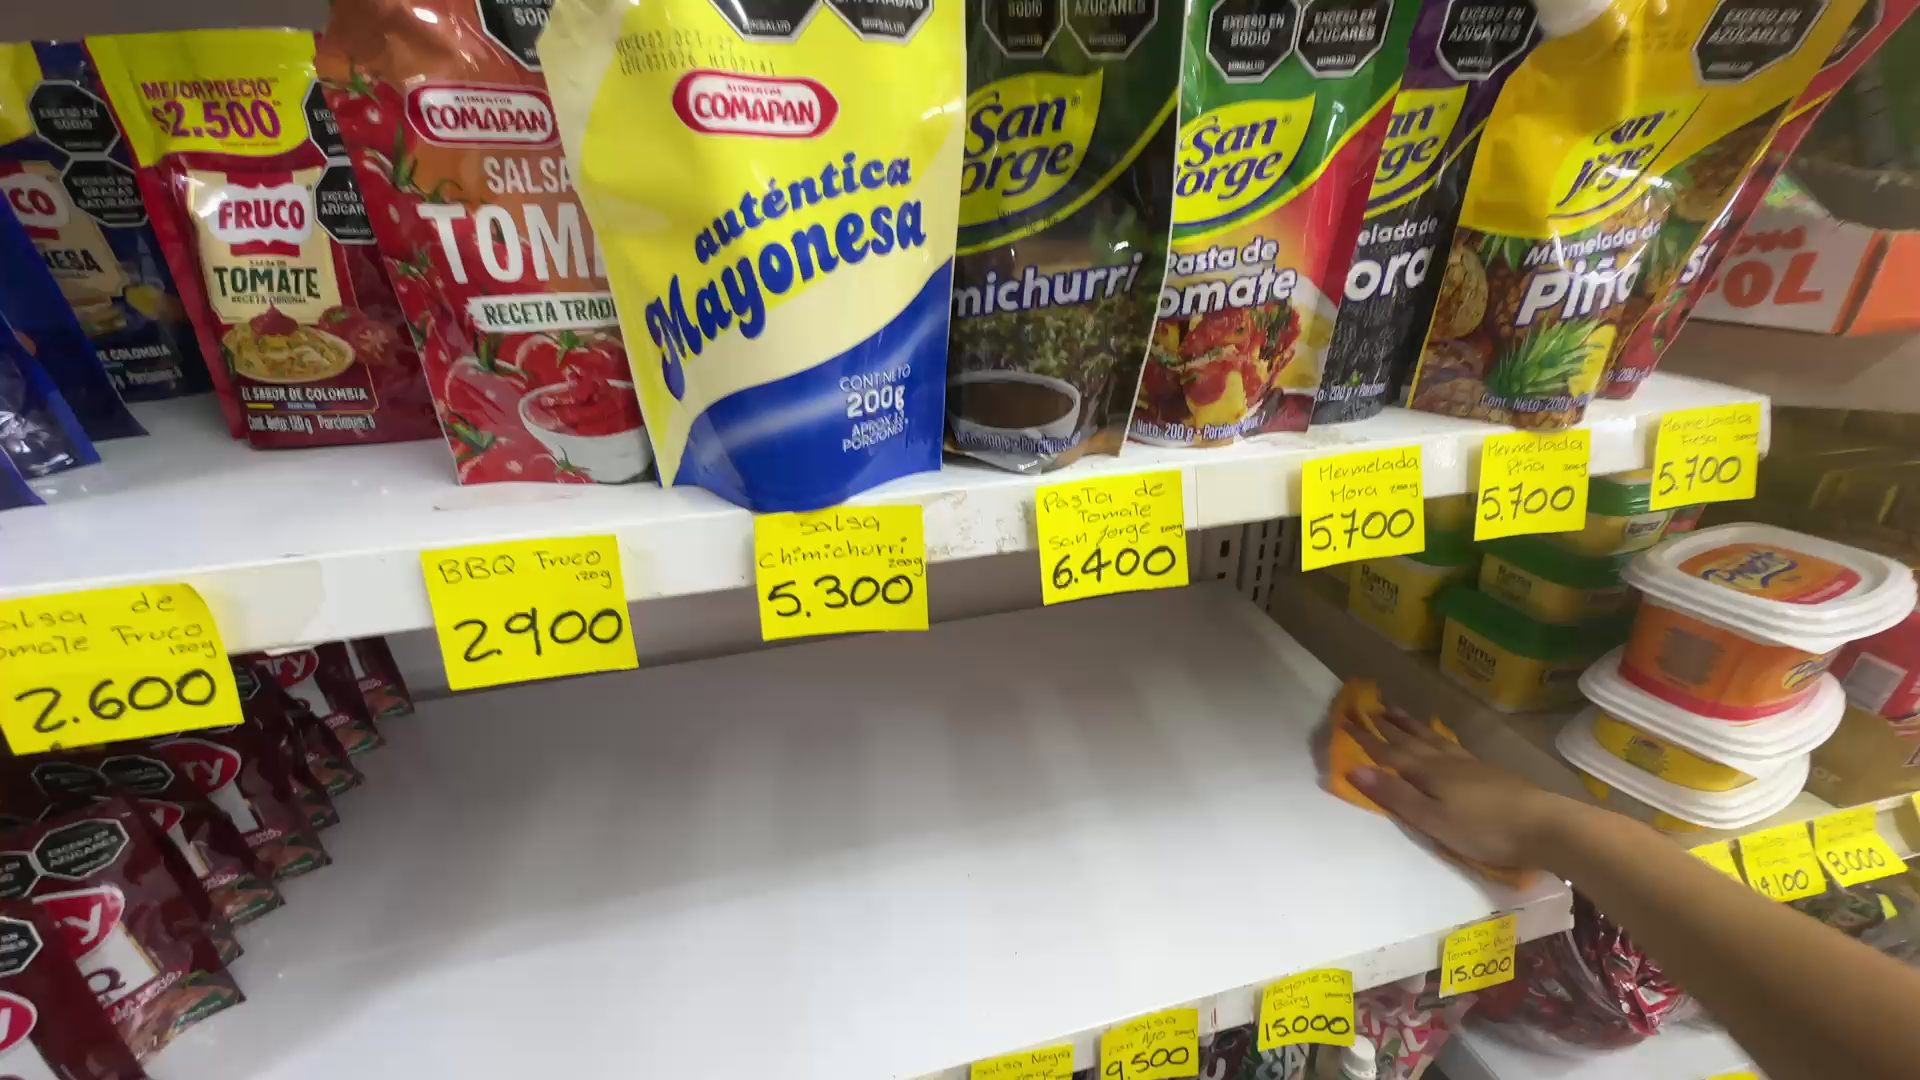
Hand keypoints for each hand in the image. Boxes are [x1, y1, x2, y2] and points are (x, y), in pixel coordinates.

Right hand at [1343, 706, 1587, 869]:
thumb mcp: (1433, 819)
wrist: (1549, 827)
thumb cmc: (1485, 829)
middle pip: (1407, 739)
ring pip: (1430, 738)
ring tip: (1394, 709)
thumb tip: (1353, 769)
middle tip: (1365, 706)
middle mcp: (1442, 762)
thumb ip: (1394, 795)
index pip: (1386, 752)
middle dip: (1383, 724)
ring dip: (1409, 724)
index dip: (1364, 737)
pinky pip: (1451, 745)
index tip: (1343, 719)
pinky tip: (1439, 737)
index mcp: (1425, 773)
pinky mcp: (1488, 772)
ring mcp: (1467, 765)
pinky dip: (1437, 736)